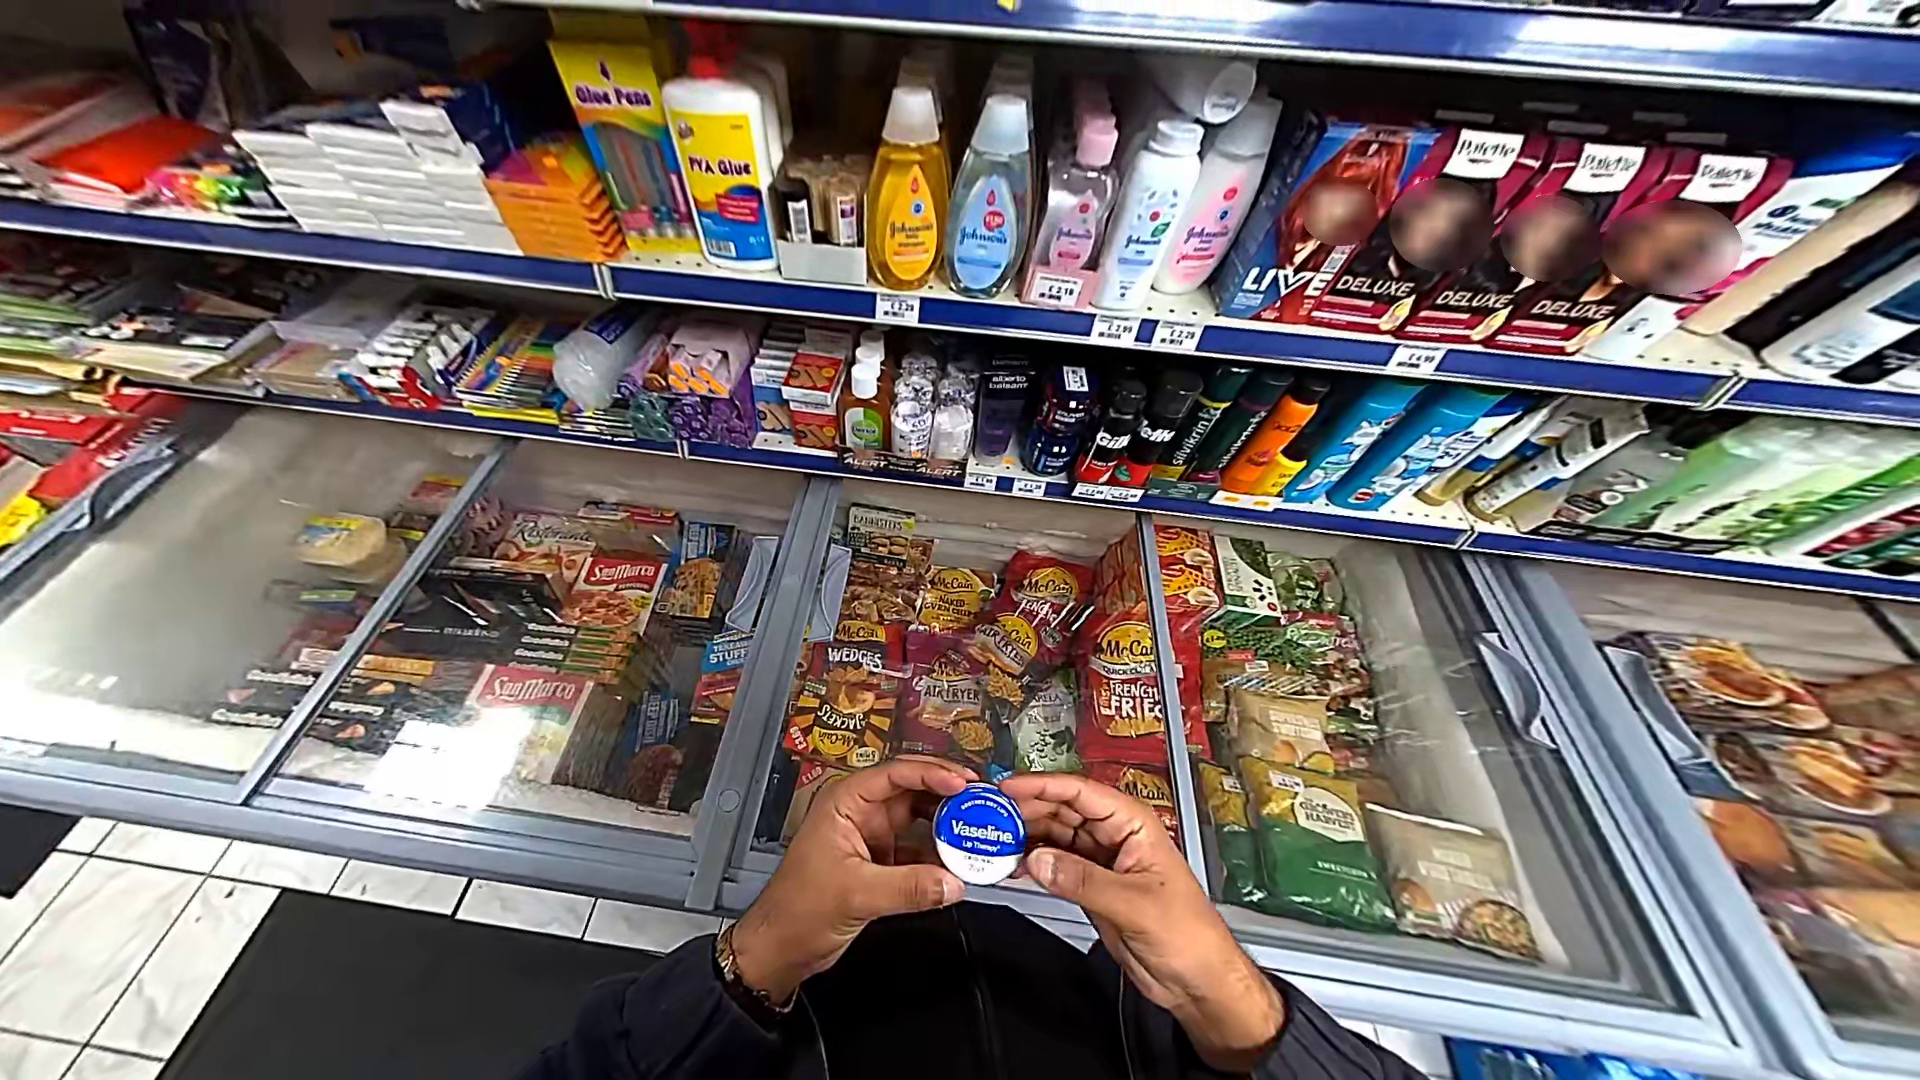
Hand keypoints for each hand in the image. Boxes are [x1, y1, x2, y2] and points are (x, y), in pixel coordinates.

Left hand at [730, 757, 972, 1001]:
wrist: (781, 949)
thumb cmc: (798, 909)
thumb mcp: (856, 894)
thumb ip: (908, 888)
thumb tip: (954, 882)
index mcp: (846, 800)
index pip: (895, 773)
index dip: (930, 773)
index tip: (961, 783)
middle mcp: (862, 808)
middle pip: (912, 786)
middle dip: (946, 788)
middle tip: (980, 795)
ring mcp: (874, 831)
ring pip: (919, 813)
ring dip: (947, 817)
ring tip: (978, 818)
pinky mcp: (882, 857)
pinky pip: (919, 844)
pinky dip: (940, 847)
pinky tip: (961, 854)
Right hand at [999, 772, 1283, 1071]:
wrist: (1198, 982)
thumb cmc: (1189, 934)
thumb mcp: (1134, 904)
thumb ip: (1083, 880)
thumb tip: (1039, 859)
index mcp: (1130, 821)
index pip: (1078, 790)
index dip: (1040, 785)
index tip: (1007, 788)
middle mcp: (1111, 832)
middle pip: (1060, 808)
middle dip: (1026, 809)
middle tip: (991, 815)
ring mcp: (1099, 857)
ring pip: (1053, 833)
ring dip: (1026, 835)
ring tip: (995, 839)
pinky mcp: (1090, 882)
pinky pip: (1054, 862)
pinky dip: (1034, 862)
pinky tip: (1015, 866)